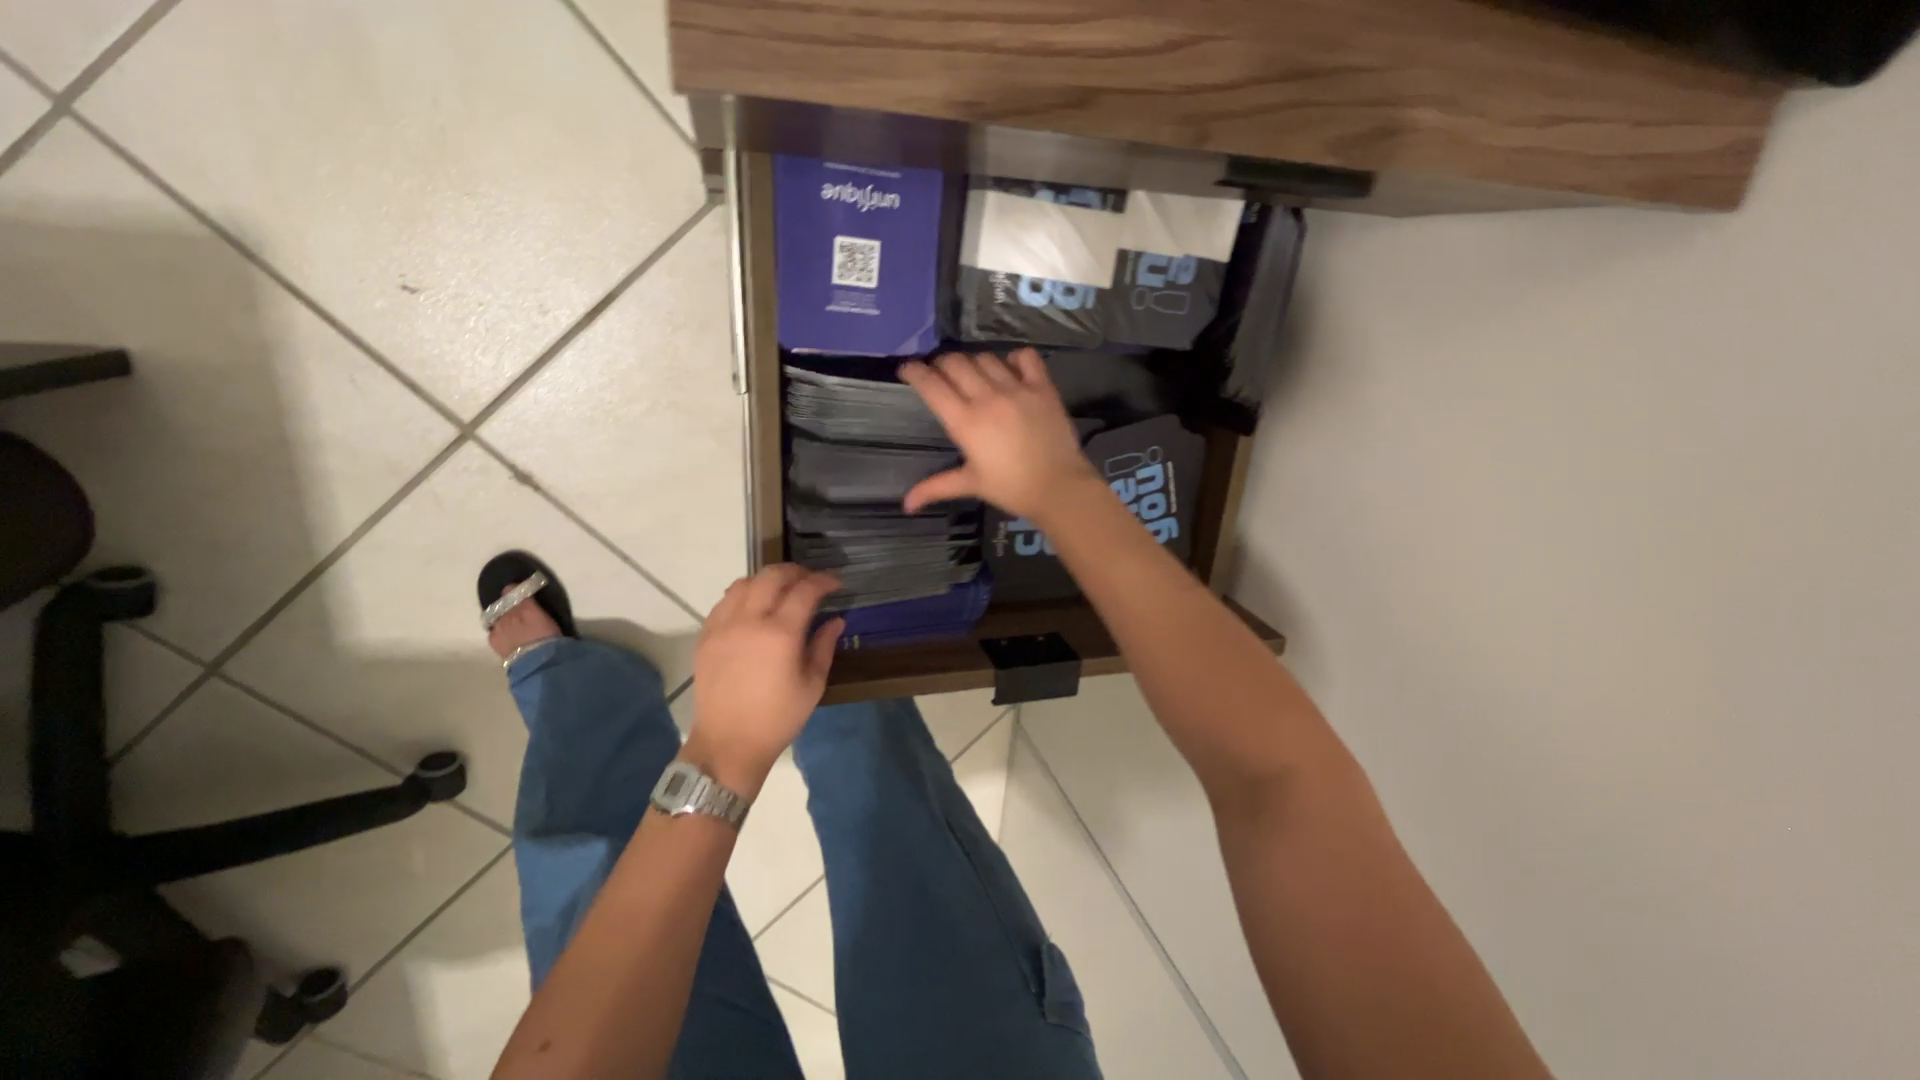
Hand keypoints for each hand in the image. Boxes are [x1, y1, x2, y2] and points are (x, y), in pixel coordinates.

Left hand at [689, 565, 843, 796]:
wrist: (728, 743)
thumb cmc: (778, 718)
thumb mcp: (812, 685)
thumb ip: (824, 646)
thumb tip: (835, 620)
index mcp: (780, 634)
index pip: (805, 590)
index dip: (824, 581)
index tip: (836, 584)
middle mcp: (749, 621)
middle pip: (772, 576)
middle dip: (795, 572)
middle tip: (810, 581)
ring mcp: (723, 626)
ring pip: (744, 583)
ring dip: (766, 579)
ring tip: (780, 590)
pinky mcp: (706, 636)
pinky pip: (724, 602)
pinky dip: (742, 595)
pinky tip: (753, 607)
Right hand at [899, 349, 1100, 522]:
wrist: (1059, 488)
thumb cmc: (1011, 488)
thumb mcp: (971, 484)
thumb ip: (936, 487)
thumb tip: (906, 504)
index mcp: (965, 422)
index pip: (931, 384)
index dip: (914, 371)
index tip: (907, 369)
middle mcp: (988, 398)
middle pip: (955, 362)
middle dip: (942, 365)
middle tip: (941, 375)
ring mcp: (1017, 389)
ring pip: (986, 357)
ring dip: (974, 363)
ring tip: (974, 375)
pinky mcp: (1043, 387)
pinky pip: (1025, 357)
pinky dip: (1014, 358)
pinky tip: (1010, 370)